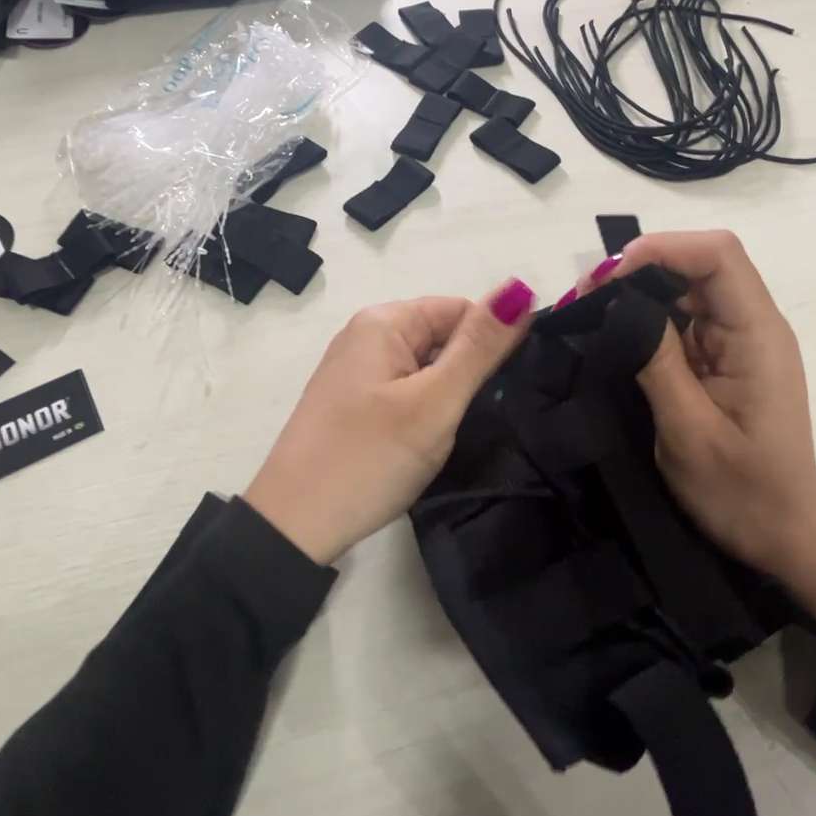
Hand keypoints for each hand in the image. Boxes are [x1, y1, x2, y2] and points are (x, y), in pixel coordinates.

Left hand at [244, 280, 534, 563]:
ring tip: (454, 434)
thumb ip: (480, 348)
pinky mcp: (354, 406)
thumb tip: (521, 288)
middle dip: (468, 373)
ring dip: (448, 398)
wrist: (294, 527)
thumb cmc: (368, 458)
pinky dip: (426, 414)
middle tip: (479, 418)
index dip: (492, 343)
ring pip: (427, 370)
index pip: (461, 310)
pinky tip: (428, 445)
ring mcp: (356, 373)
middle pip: (443, 337)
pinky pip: (406, 393)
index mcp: (383, 322)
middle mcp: (365, 336)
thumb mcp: (434, 402)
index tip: (508, 388)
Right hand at [570, 231, 815, 638]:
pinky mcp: (724, 359)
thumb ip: (656, 362)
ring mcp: (739, 342)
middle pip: (701, 264)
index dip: (663, 249)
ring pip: (688, 289)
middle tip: (584, 299)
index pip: (719, 256)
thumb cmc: (742, 492)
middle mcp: (753, 326)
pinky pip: (685, 320)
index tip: (609, 278)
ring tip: (589, 315)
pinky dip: (648, 319)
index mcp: (758, 335)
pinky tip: (614, 336)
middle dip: (640, 269)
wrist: (784, 536)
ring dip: (639, 293)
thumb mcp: (688, 431)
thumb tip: (617, 304)